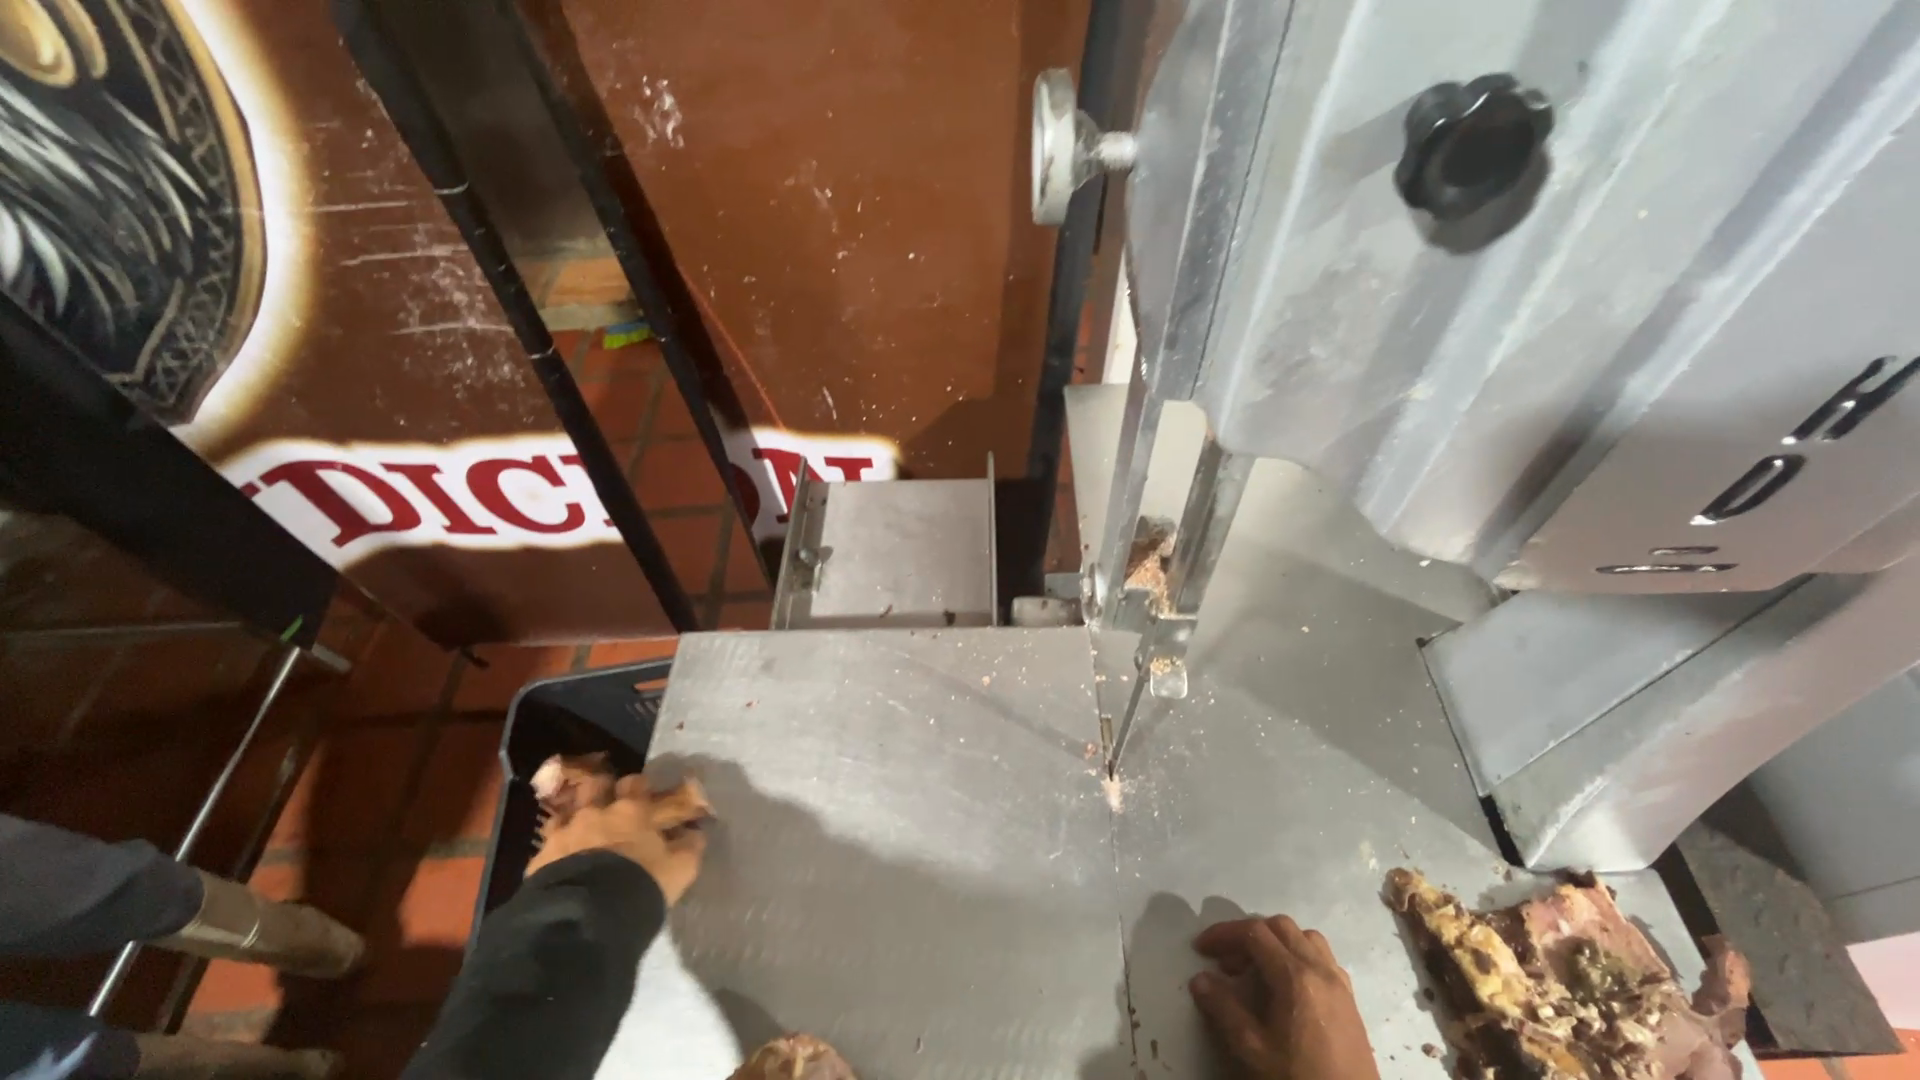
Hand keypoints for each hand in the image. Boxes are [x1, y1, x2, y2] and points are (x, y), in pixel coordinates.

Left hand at [528, 774, 708, 904]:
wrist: (586, 917)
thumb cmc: (640, 885)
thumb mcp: (680, 869)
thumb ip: (690, 846)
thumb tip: (696, 832)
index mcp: (632, 810)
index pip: (636, 782)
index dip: (640, 787)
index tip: (645, 796)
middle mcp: (596, 812)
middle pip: (597, 785)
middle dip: (604, 790)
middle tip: (612, 804)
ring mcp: (565, 832)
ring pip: (568, 809)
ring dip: (577, 813)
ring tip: (583, 826)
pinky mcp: (541, 857)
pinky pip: (548, 841)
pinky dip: (557, 844)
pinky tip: (561, 856)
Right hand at [1189, 915, 1379, 1079]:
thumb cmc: (1298, 1079)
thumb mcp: (1253, 1050)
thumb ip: (1224, 1009)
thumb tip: (1200, 980)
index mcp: (1295, 977)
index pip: (1254, 933)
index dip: (1224, 934)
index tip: (1201, 949)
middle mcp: (1320, 970)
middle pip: (1280, 927)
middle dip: (1248, 935)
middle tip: (1227, 963)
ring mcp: (1339, 984)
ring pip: (1305, 938)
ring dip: (1276, 942)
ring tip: (1257, 970)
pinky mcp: (1350, 1000)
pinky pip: (1322, 959)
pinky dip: (1299, 957)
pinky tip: (1287, 987)